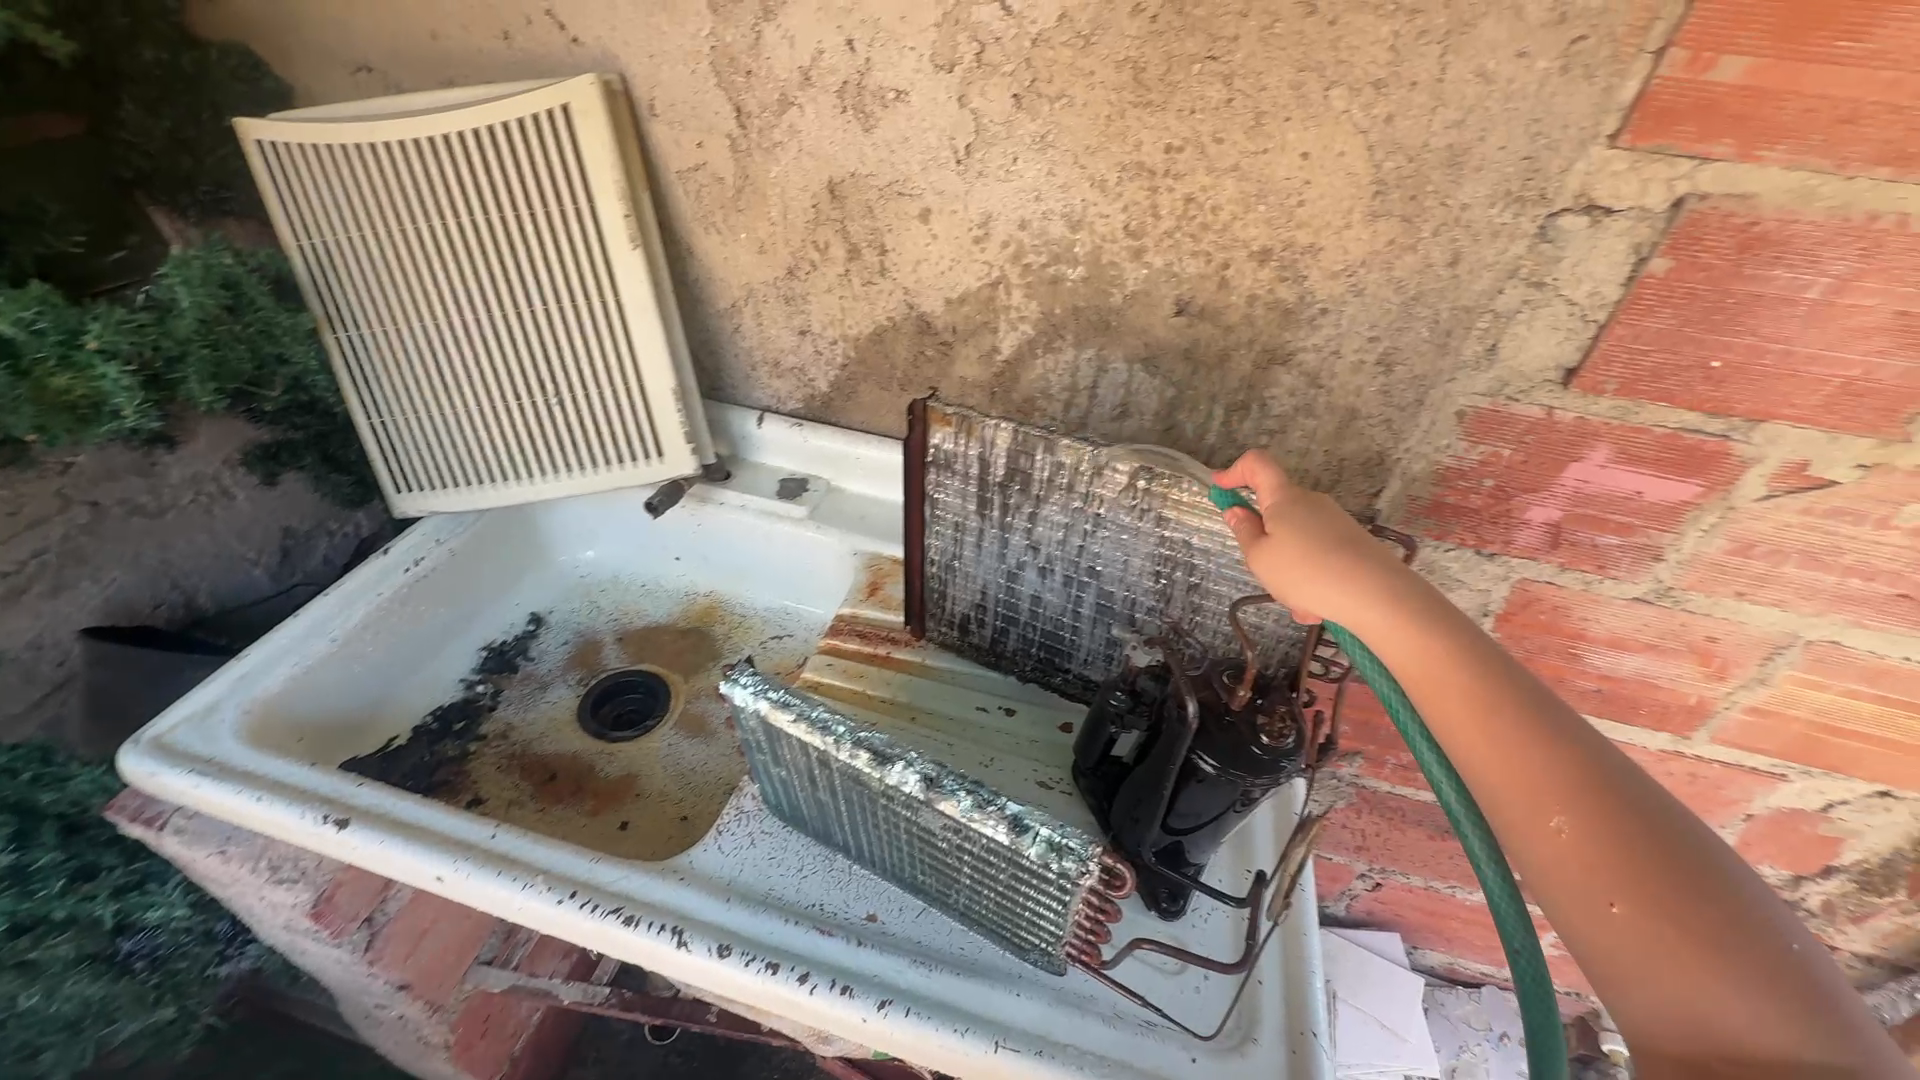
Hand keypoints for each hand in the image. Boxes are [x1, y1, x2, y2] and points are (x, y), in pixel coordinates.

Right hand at [1212, 450, 1412, 625]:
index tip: (1218, 488)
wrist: (1378, 595)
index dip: (1234, 471)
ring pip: (1296, 540)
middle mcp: (1310, 502)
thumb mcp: (1260, 558)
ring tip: (1296, 603)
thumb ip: (1244, 532)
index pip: (1257, 464)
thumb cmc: (1306, 572)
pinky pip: (1317, 556)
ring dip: (1288, 569)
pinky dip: (1309, 579)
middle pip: (1276, 510)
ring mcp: (1334, 521)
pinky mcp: (1351, 541)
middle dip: (1263, 540)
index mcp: (1284, 498)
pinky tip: (1316, 607)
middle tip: (1263, 571)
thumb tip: (1236, 511)